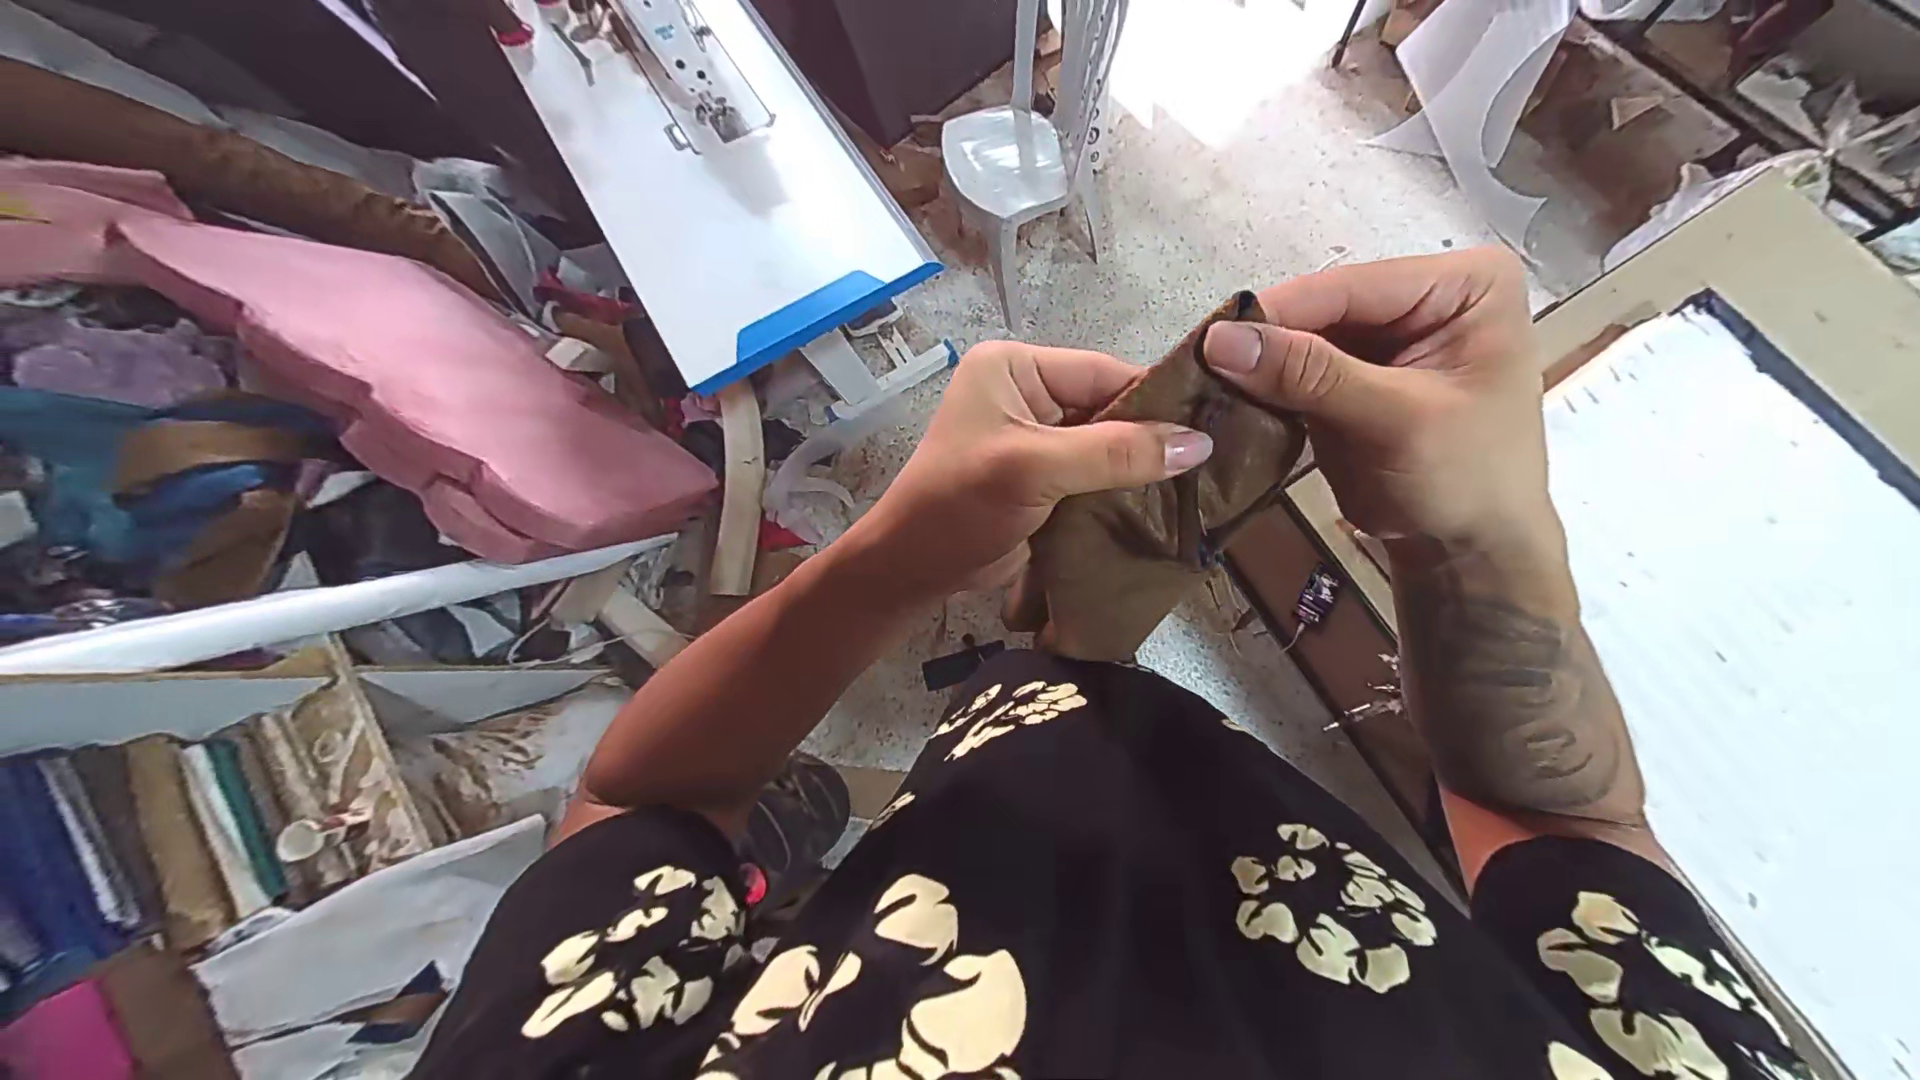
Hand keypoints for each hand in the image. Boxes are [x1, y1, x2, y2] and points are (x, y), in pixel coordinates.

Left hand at [842, 342, 1212, 602]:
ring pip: (1106, 446)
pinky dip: (1123, 491)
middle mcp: (1027, 396)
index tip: (1215, 423)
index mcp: (1014, 369)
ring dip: (1141, 468)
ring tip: (1201, 485)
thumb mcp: (1034, 468)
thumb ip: (1114, 452)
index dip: (1155, 398)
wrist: (915, 568)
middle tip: (1215, 460)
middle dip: (1151, 437)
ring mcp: (1036, 440)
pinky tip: (1164, 505)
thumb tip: (1199, 443)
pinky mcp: (1043, 480)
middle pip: (1107, 408)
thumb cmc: (959, 505)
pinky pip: (1095, 476)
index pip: (1101, 372)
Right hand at [1201, 248, 1548, 549]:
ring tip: (1200, 385)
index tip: (1207, 344)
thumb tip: (1222, 341)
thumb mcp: (1395, 419)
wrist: (1462, 541)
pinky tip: (1224, 400)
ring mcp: (1375, 340)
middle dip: (1258, 342)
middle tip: (1195, 369)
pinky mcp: (1341, 377)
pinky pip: (1287, 372)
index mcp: (1459, 285)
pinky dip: (1257, 388)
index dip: (1275, 315)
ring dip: (1250, 366)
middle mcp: (1415, 299)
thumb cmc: (1462, 477)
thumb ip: (1311, 375)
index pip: (1347, 288)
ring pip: (1293, 339)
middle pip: (1315, 309)